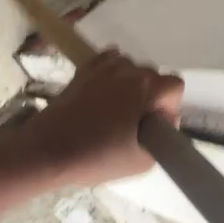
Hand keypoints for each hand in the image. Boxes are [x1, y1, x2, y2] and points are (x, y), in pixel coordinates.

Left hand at [20, 51, 182, 187]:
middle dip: (148, 96)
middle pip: (152, 76)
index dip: (167, 109)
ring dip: (127, 85)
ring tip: (113, 111)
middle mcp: (129, 70)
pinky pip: (106, 62)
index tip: (151, 127)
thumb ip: (162, 138)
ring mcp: (103, 67)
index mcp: (149, 88)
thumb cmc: (97, 157)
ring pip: (129, 68)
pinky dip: (109, 74)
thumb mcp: (143, 160)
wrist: (49, 149)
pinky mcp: (82, 70)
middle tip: (131, 123)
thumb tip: (160, 121)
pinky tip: (102, 92)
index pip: (174, 87)